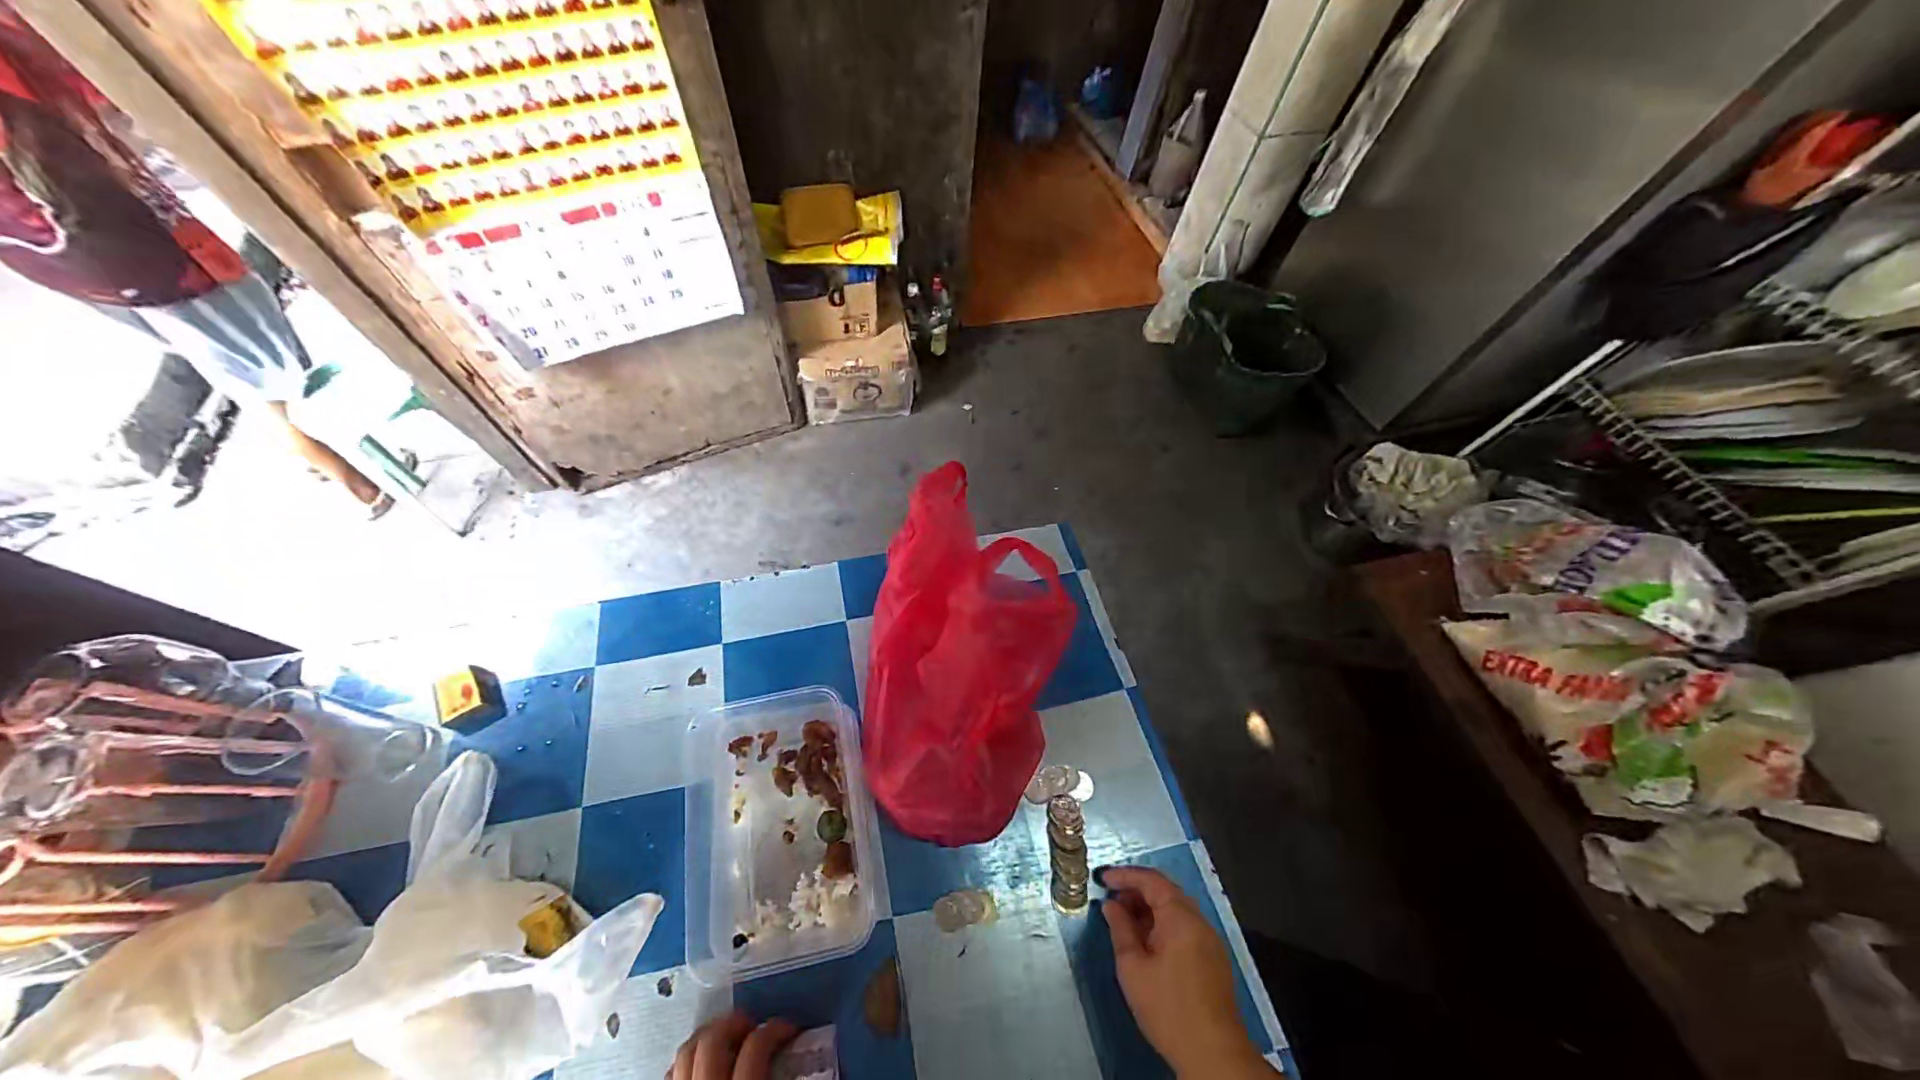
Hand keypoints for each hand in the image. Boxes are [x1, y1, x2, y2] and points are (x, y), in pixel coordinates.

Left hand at [669, 1011, 797, 1079]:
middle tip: (754, 1024)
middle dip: (735, 1023)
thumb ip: (781, 1077)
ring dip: (708, 1035)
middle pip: (713, 1042)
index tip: (790, 1027)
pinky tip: (700, 1063)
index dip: (776, 1029)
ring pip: (685, 1052)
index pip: (755, 1048)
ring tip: (728, 1036)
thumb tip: (801, 1056)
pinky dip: (685, 1061)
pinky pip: (670, 1074)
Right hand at [1099, 866, 1276, 1079]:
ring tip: (1124, 920)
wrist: (1213, 1054)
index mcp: (1180, 918)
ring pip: (1176, 910)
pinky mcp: (1213, 959)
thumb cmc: (1167, 1008)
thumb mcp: (1132, 967)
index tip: (1103, 879)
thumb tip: (1111, 906)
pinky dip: (1163, 923)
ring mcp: (1209, 940)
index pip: (1151, 881)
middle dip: (1137, 891)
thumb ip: (1120, 929)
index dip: (1125, 876)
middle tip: (1111, 900)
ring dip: (1149, 908)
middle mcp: (1199, 921)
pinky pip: (1185, 927)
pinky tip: (1146, 940)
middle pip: (1166, 891)